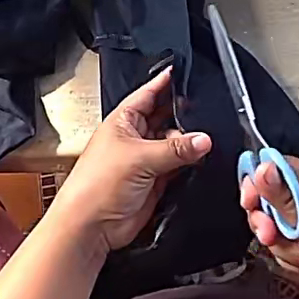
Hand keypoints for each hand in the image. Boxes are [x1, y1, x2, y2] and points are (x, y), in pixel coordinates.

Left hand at [43, 66, 210, 256]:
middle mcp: (135, 137)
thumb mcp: (140, 157)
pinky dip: (191, 163)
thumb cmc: (96, 185)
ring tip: (207, 138)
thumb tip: (203, 139)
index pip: (149, 93)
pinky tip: (203, 159)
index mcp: (123, 121)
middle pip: (166, 117)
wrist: (91, 226)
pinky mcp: (156, 180)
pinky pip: (179, 166)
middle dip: (185, 114)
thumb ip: (176, 147)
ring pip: (175, 142)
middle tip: (207, 110)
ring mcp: (146, 159)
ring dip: (189, 142)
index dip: (166, 82)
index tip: (186, 72)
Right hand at [242, 156, 298, 298]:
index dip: (258, 182)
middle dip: (266, 220)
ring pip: (272, 229)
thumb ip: (286, 198)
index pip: (276, 169)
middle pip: (268, 200)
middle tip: (270, 233)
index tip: (249, 200)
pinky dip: (291, 261)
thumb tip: (261, 168)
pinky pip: (281, 250)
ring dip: (283, 245)